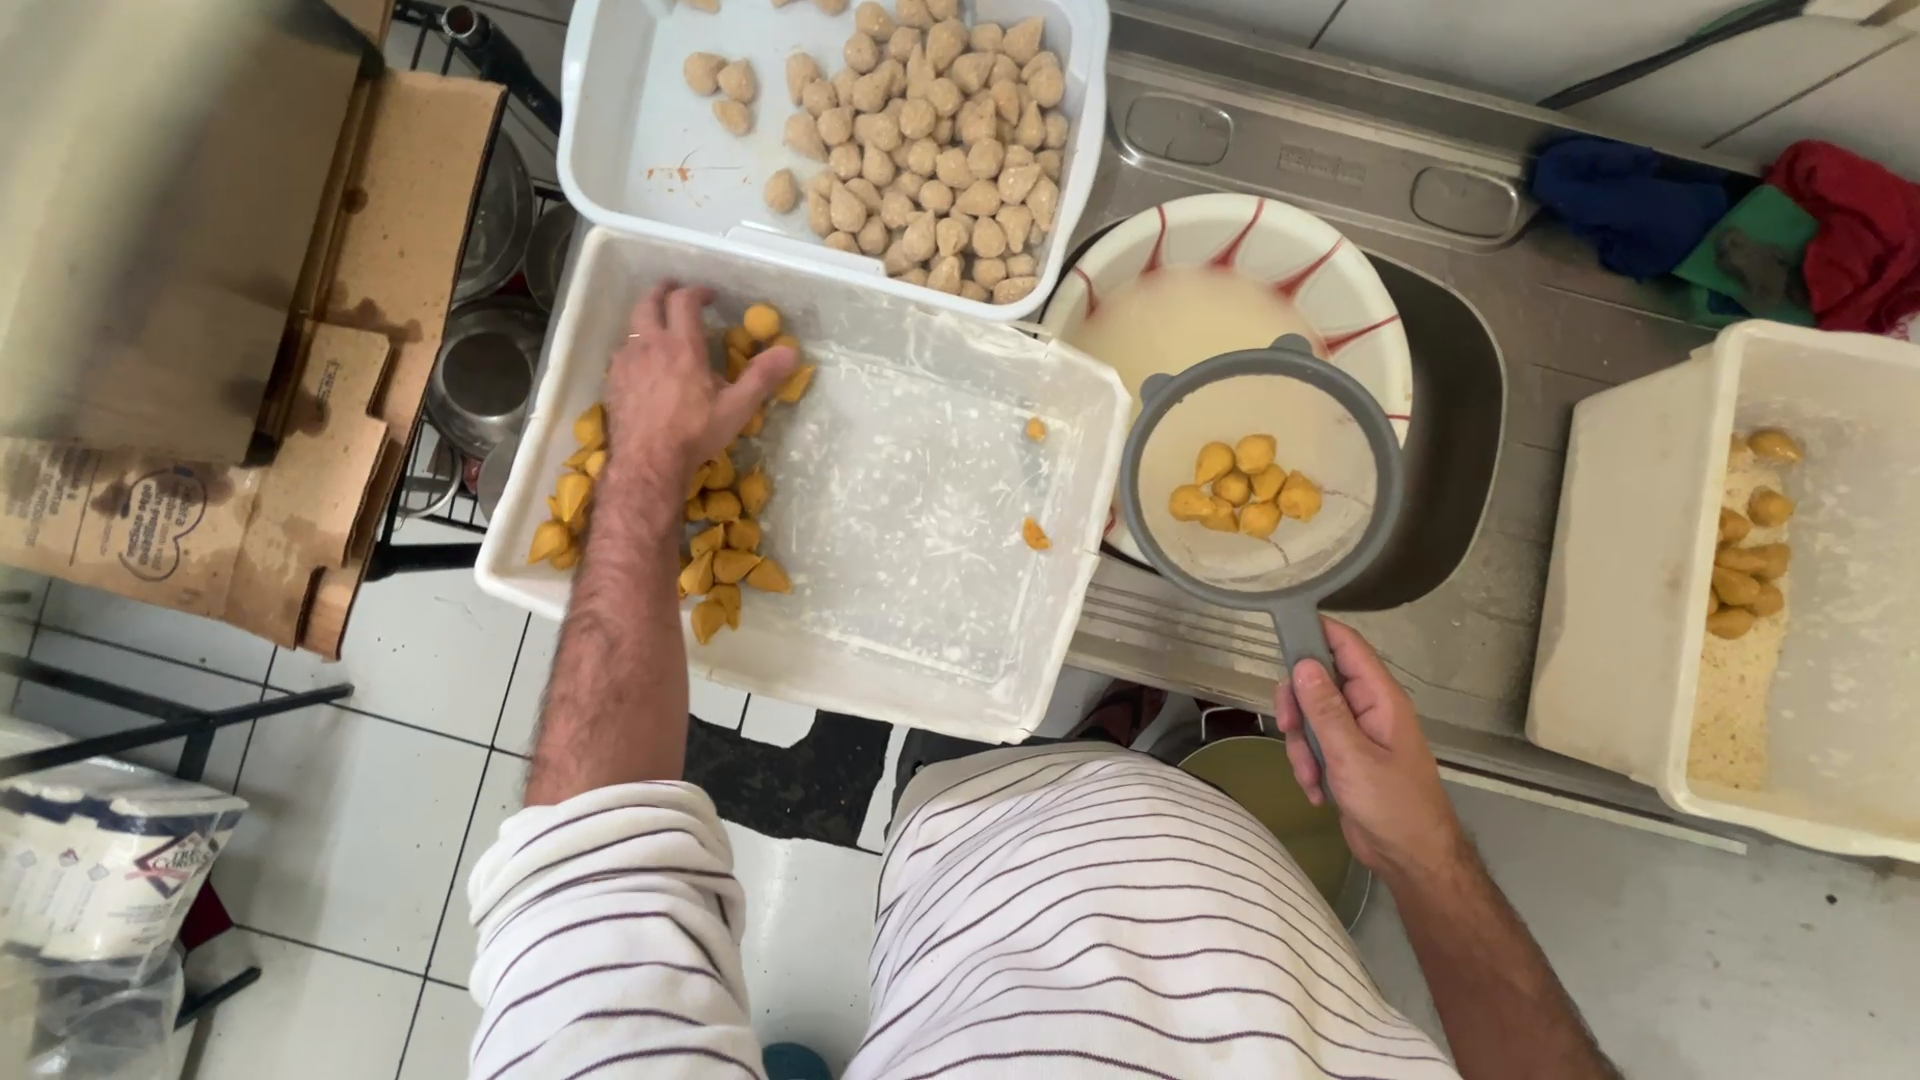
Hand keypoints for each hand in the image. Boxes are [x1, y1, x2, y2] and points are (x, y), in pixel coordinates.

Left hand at [602, 282, 796, 503]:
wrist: (649, 461)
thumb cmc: (695, 433)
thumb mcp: (737, 407)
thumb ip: (762, 376)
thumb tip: (791, 352)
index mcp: (682, 346)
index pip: (685, 302)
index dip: (697, 292)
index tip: (709, 296)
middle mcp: (650, 345)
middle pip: (648, 302)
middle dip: (662, 291)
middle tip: (673, 289)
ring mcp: (626, 362)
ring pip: (632, 327)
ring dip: (646, 319)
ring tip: (659, 328)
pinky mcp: (613, 381)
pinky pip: (623, 353)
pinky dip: (635, 347)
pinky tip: (643, 364)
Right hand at [1275, 617, 1465, 882]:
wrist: (1412, 860)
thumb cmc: (1392, 805)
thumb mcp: (1352, 756)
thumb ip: (1326, 709)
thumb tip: (1302, 664)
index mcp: (1380, 699)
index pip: (1347, 646)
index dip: (1317, 630)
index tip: (1281, 629)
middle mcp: (1368, 708)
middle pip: (1318, 681)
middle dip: (1297, 706)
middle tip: (1288, 727)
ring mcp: (1357, 733)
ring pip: (1310, 716)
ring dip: (1301, 745)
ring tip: (1309, 776)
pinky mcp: (1346, 757)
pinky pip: (1314, 744)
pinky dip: (1308, 764)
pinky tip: (1317, 790)